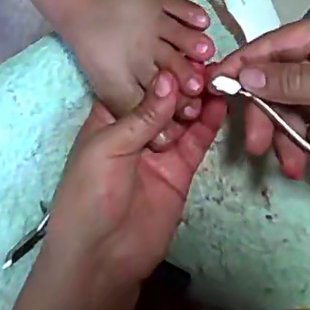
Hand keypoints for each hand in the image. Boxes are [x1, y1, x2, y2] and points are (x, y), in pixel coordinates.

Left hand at [23, 0, 215, 119]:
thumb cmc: (71, 22)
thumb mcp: (89, 64)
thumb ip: (116, 86)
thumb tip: (142, 99)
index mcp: (115, 75)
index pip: (149, 102)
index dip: (167, 111)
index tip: (179, 112)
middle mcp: (138, 52)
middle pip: (173, 76)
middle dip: (188, 86)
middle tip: (197, 86)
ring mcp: (151, 20)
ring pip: (184, 43)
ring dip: (197, 50)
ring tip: (205, 53)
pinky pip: (184, 9)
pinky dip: (195, 16)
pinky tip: (201, 22)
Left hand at [44, 70, 227, 285]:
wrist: (102, 256)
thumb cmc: (89, 193)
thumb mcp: (108, 147)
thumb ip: (142, 116)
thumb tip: (169, 79)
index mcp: (108, 118)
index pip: (136, 86)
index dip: (158, 71)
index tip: (182, 53)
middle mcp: (135, 129)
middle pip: (163, 100)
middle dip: (183, 83)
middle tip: (207, 64)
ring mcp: (159, 149)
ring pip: (182, 117)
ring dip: (198, 99)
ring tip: (219, 77)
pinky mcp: (179, 170)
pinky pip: (195, 142)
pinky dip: (208, 123)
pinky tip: (220, 104)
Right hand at [208, 10, 309, 186]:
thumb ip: (292, 81)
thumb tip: (241, 73)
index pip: (275, 45)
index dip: (243, 66)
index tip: (213, 89)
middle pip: (282, 82)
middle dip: (270, 114)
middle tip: (256, 147)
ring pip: (299, 111)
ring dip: (295, 137)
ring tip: (297, 167)